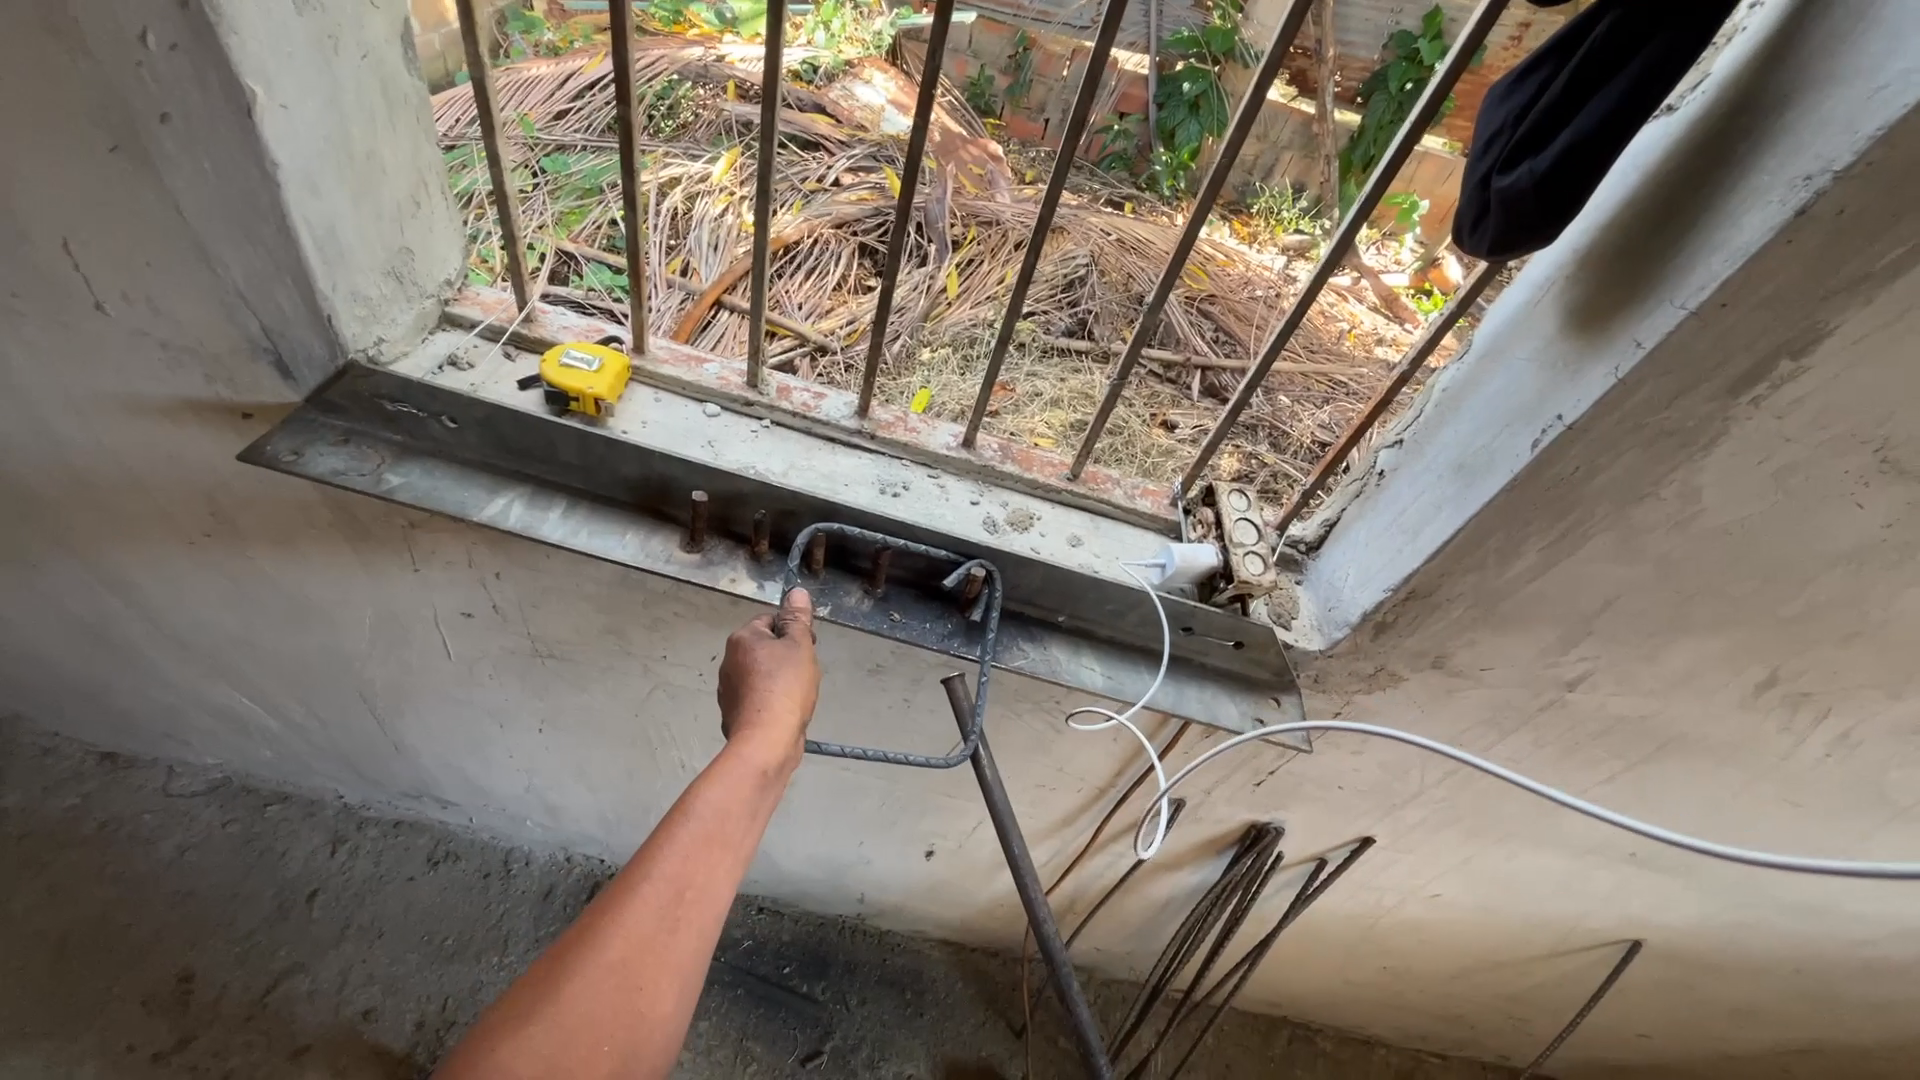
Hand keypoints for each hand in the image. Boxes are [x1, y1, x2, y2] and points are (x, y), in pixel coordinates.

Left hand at [717, 588, 819, 766]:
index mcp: (742, 639)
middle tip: (805, 672)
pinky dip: (771, 700)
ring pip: (762, 674)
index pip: (770, 621)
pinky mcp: (733, 713)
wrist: (765, 741)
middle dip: (787, 657)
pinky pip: (757, 697)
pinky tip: (785, 712)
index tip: (809, 648)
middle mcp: (729, 661)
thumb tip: (796, 592)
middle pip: (765, 648)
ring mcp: (728, 689)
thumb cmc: (786, 688)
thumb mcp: (800, 646)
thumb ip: (798, 619)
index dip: (793, 631)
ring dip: (779, 679)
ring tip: (798, 695)